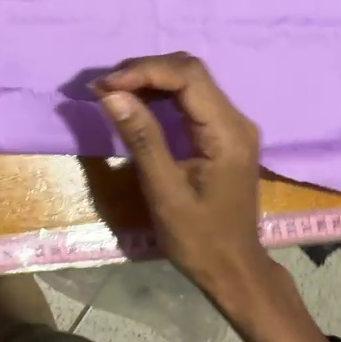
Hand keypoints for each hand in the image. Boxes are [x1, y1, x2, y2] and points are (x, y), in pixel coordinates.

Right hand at [93, 53, 276, 313]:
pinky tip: (133, 103)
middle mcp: (235, 119)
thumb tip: (112, 95)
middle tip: (104, 86)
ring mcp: (231, 124)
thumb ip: (142, 138)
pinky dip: (158, 93)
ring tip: (112, 91)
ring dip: (149, 78)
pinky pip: (188, 97)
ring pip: (188, 79)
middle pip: (189, 70)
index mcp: (227, 132)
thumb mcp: (164, 193)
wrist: (234, 271)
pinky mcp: (220, 132)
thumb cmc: (200, 239)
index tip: (107, 85)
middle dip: (144, 70)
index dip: (145, 71)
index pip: (188, 76)